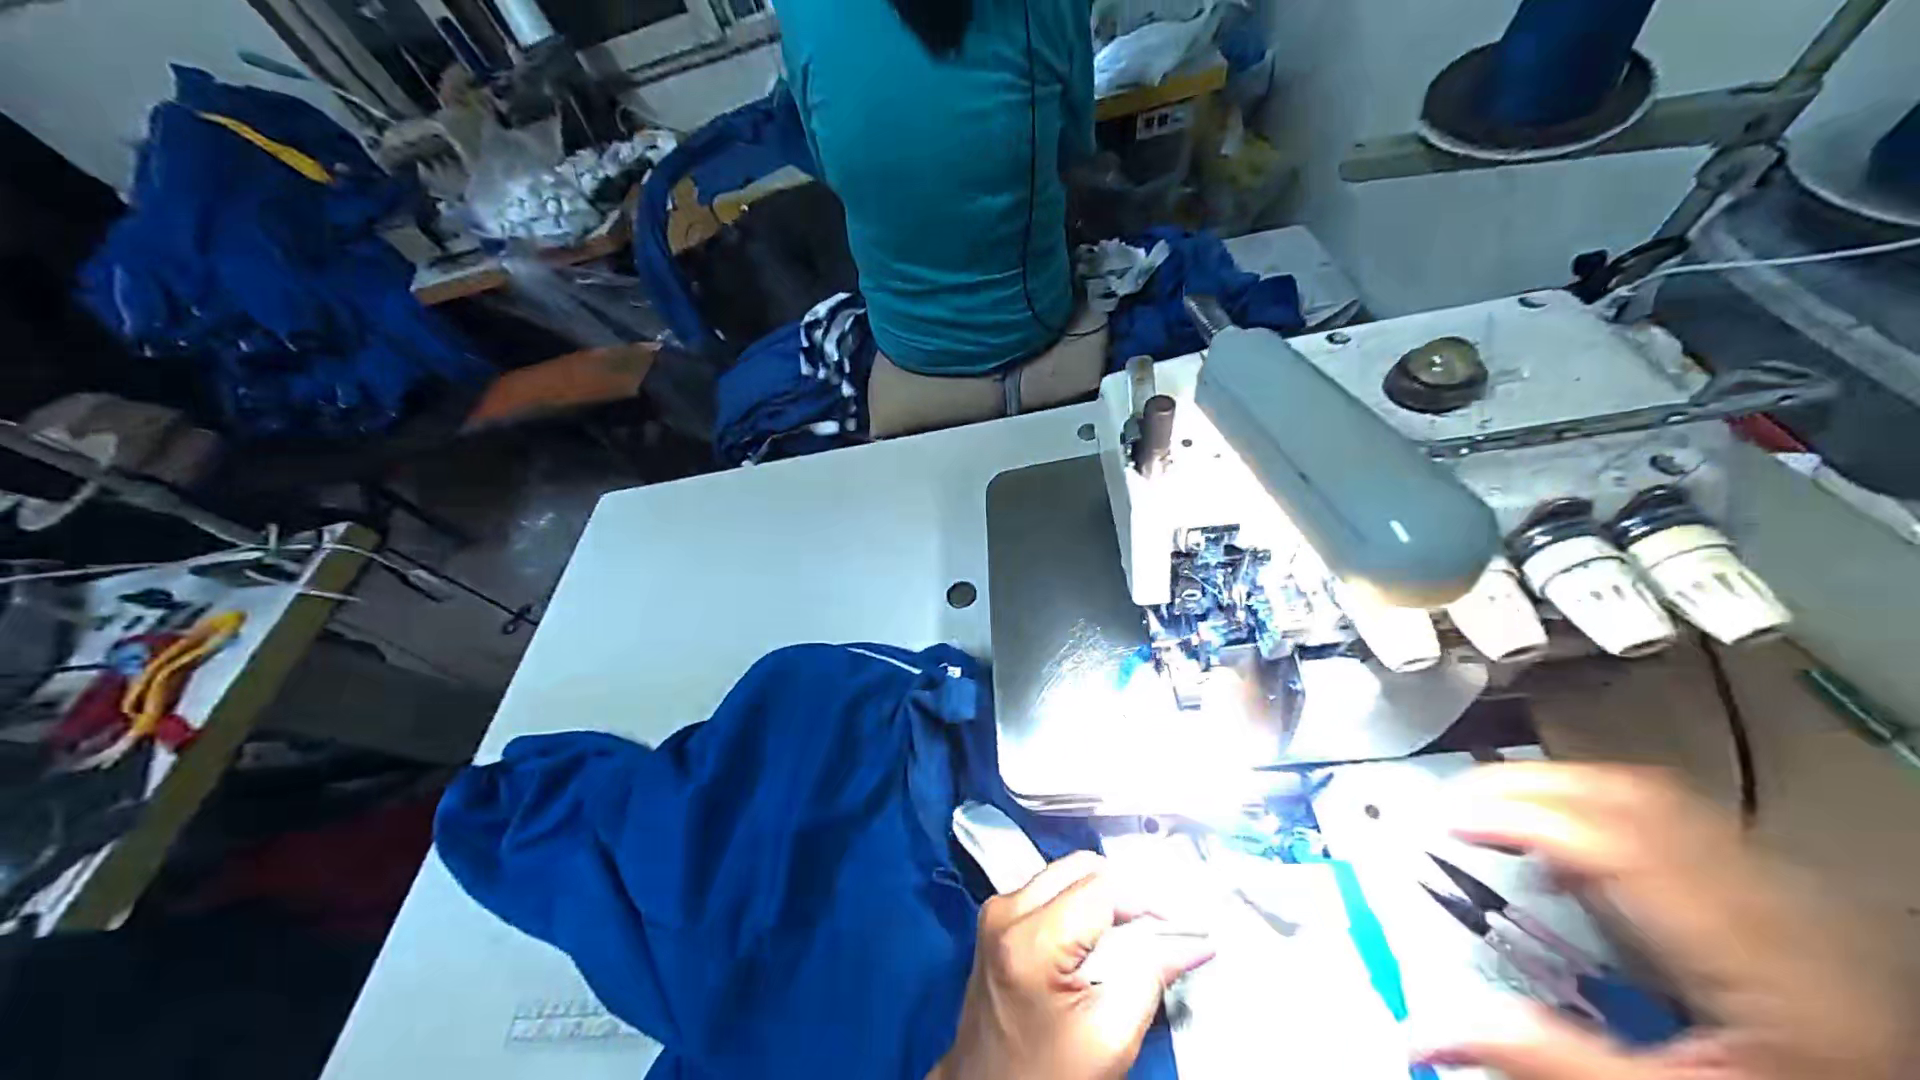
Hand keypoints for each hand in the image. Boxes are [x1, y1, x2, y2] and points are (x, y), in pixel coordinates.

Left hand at [930, 851, 1213, 1079]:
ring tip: (1131, 936)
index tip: (1180, 923)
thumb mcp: (1111, 1035)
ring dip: (1103, 896)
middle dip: (1125, 892)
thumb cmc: (1048, 1074)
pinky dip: (1080, 902)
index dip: (1147, 899)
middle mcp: (1007, 909)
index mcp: (1032, 940)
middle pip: (1082, 869)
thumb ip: (1152, 974)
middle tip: (1158, 928)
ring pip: (1066, 873)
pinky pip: (1049, 887)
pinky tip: (1098, 938)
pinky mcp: (996, 914)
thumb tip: (1193, 939)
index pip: (1102, 888)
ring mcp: (997, 908)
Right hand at [1420, 764, 1907, 1079]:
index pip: (1616, 844)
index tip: (1455, 819)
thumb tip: (1439, 1029)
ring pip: (1659, 800)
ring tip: (1501, 805)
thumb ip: (1552, 1059)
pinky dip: (1605, 814)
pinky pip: (1682, 824)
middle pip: (1637, 800)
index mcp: (1758, 960)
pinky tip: (1570, 849)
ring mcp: (1787, 900)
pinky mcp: (1780, 902)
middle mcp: (1779, 913)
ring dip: (1565, 790)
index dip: (1523, 817)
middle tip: (1465, 797)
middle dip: (1534, 785)